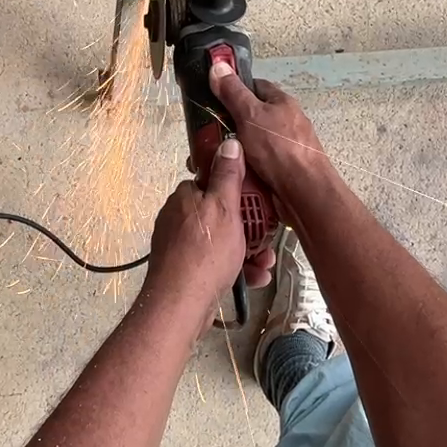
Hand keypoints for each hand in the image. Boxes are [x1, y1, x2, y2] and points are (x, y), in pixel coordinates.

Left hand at [141, 137, 247, 328]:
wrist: (181, 304)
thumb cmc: (204, 252)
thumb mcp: (224, 208)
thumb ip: (228, 176)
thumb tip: (229, 143)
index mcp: (185, 196)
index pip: (212, 183)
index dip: (237, 192)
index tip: (256, 203)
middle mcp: (179, 217)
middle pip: (221, 214)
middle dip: (248, 227)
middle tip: (267, 240)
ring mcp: (180, 244)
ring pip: (221, 240)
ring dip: (247, 250)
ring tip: (265, 263)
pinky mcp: (185, 269)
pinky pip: (214, 261)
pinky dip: (235, 267)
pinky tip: (254, 277)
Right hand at [207, 62, 338, 219]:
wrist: (304, 193)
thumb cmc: (281, 150)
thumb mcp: (250, 115)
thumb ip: (233, 92)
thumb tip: (219, 66)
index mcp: (281, 103)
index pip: (254, 86)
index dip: (234, 88)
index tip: (214, 95)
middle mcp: (284, 123)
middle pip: (250, 118)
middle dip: (229, 126)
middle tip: (208, 133)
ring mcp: (283, 149)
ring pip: (250, 144)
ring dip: (233, 150)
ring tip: (214, 157)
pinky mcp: (280, 171)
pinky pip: (255, 165)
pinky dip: (242, 169)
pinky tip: (229, 173)